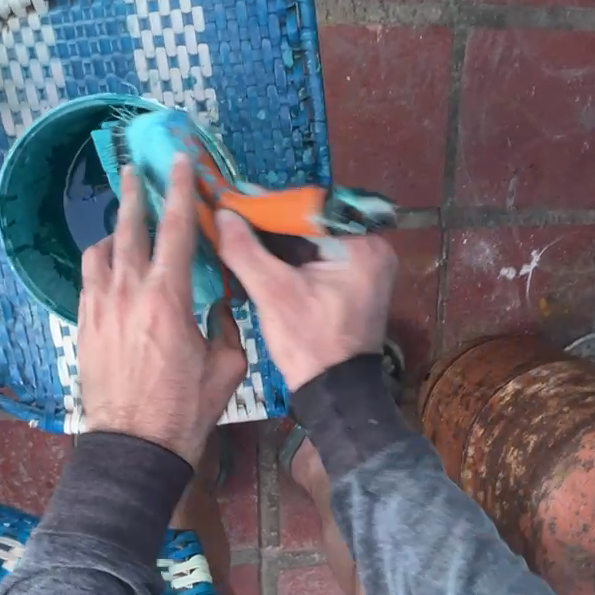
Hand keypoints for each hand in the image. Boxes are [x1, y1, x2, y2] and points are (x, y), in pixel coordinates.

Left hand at [78, 158, 247, 465]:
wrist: (135, 445)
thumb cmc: (186, 409)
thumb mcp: (226, 366)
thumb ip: (226, 327)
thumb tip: (219, 307)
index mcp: (168, 298)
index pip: (175, 229)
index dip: (179, 190)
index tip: (178, 162)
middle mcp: (128, 293)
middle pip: (129, 228)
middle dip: (133, 194)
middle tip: (133, 170)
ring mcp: (100, 309)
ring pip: (100, 252)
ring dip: (114, 232)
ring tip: (123, 226)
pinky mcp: (84, 327)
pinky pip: (88, 281)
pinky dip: (100, 265)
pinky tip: (108, 269)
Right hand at [213, 209, 396, 390]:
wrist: (335, 392)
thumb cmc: (309, 344)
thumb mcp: (273, 294)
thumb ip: (245, 250)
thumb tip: (221, 214)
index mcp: (364, 245)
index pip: (311, 210)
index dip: (269, 207)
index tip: (235, 203)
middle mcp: (374, 249)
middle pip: (315, 223)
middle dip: (275, 223)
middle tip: (236, 218)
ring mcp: (368, 267)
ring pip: (316, 240)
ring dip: (282, 240)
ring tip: (243, 233)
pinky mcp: (357, 283)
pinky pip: (322, 257)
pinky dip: (296, 257)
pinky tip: (264, 256)